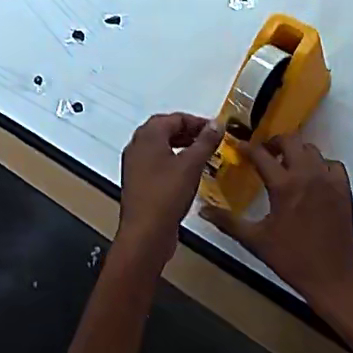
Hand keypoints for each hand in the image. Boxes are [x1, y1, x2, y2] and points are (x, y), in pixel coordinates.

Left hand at [116, 112, 219, 260]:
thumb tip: (217, 124)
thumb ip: (205, 141)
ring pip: (160, 146)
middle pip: (164, 129)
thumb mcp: (192, 165)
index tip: (216, 129)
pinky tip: (188, 172)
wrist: (145, 233)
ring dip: (181, 146)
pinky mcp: (137, 181)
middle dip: (188, 132)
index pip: (174, 118)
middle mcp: (137, 145)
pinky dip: (173, 160)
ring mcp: (134, 164)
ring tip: (202, 154)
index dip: (197, 121)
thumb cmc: (167, 194)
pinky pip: (156, 162)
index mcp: (148, 136)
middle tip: (210, 140)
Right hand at [200, 133, 352, 313]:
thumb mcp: (255, 240)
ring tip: (287, 166)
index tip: (238, 147)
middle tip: (264, 154)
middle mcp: (307, 174)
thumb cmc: (291, 259)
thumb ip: (227, 221)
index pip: (260, 154)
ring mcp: (328, 179)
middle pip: (290, 140)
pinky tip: (313, 178)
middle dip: (274, 143)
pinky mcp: (344, 188)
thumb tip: (202, 210)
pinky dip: (320, 165)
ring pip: (311, 149)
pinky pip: (331, 164)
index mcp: (283, 185)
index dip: (247, 148)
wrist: (333, 277)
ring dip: (296, 152)